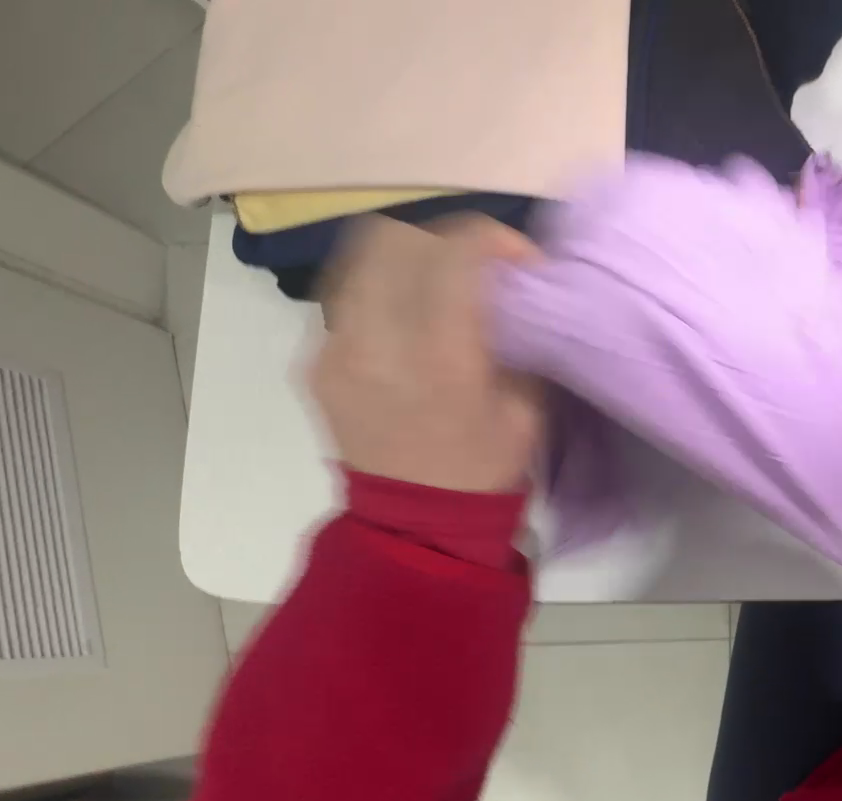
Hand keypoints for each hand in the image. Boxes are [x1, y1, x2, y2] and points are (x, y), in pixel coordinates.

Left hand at [308, 214, 542, 492]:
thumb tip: (516, 296)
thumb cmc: (487, 468)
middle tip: (478, 265)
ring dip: (409, 260)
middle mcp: (378, 342)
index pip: (454, 257)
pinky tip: (411, 324)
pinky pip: (348, 299)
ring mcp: (335, 349)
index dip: (491, 238)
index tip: (518, 256)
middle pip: (395, 239)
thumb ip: (519, 344)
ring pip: (361, 260)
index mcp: (443, 359)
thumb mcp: (527, 410)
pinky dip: (386, 294)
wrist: (417, 521)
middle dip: (445, 240)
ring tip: (442, 287)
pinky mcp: (314, 360)